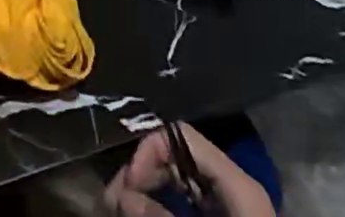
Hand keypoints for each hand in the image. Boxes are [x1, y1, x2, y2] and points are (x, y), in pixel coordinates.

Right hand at [102, 124, 275, 216]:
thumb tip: (120, 196)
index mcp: (234, 181)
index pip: (181, 136)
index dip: (148, 150)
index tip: (127, 184)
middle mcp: (230, 184)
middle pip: (176, 157)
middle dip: (140, 174)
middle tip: (110, 203)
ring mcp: (226, 205)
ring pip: (177, 181)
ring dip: (145, 191)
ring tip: (117, 209)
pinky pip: (184, 202)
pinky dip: (160, 206)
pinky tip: (140, 214)